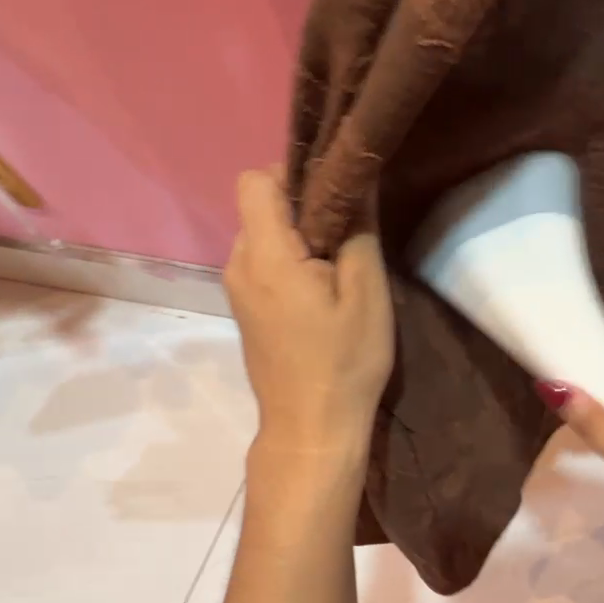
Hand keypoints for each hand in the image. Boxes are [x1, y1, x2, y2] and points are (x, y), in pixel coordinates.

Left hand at [225, 169, 392, 461]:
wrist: (311, 428)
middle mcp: (239, 264)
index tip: (337, 196)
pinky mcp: (246, 308)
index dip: (295, 174)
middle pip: (261, 206)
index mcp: (266, 255)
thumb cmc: (345, 362)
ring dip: (301, 237)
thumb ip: (358, 231)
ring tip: (340, 272)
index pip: (256, 180)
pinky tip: (323, 295)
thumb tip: (356, 180)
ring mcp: (237, 288)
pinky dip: (292, 261)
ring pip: (265, 234)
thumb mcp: (366, 293)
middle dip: (305, 208)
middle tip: (350, 239)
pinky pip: (265, 262)